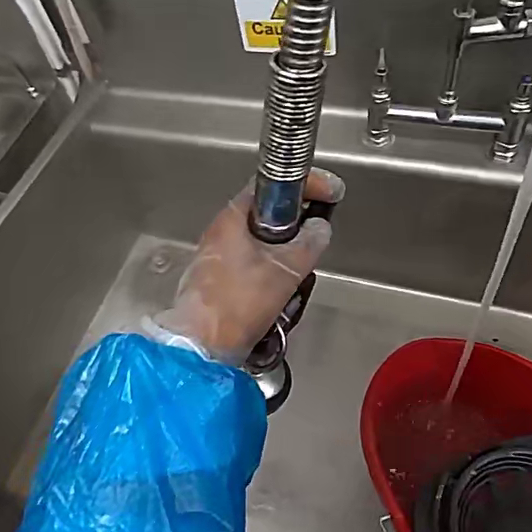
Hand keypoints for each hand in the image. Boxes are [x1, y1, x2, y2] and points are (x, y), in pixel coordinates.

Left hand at [147, 169, 343, 366]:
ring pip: (264, 245)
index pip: (272, 185)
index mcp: (233, 219)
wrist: (201, 347)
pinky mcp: (219, 281)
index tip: (330, 191)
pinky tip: (282, 295)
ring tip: (298, 279)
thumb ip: (309, 244)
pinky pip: (255, 266)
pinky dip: (273, 275)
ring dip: (286, 258)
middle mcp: (221, 233)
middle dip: (297, 230)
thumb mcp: (285, 270)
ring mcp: (218, 257)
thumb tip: (320, 227)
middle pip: (270, 217)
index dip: (305, 184)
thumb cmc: (238, 303)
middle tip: (316, 240)